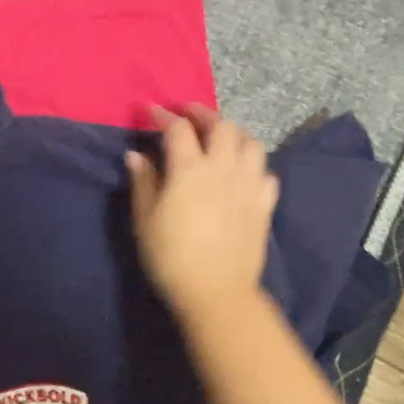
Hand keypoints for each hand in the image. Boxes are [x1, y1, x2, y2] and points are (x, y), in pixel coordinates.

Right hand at [126, 105, 279, 320]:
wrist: (216, 292)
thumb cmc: (171, 257)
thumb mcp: (145, 220)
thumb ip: (143, 182)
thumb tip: (137, 155)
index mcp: (190, 169)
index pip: (178, 128)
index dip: (163, 115)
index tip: (151, 111)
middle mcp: (224, 168)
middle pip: (222, 125)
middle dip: (203, 114)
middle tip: (188, 116)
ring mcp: (249, 185)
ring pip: (251, 142)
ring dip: (234, 134)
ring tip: (220, 140)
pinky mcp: (265, 204)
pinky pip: (266, 172)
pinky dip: (253, 165)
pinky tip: (242, 174)